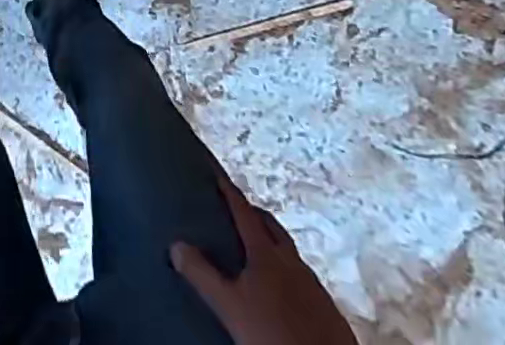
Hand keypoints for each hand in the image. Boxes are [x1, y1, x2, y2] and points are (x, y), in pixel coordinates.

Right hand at [171, 176, 356, 344]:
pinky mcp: (328, 308)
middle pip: (272, 226)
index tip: (219, 176)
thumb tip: (176, 245)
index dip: (230, 193)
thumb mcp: (229, 305)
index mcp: (266, 254)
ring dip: (272, 242)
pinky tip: (282, 288)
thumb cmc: (272, 333)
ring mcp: (314, 285)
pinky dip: (288, 270)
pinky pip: (304, 277)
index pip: (244, 213)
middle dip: (254, 214)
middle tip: (236, 210)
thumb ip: (202, 274)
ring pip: (290, 252)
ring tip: (256, 249)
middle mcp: (293, 261)